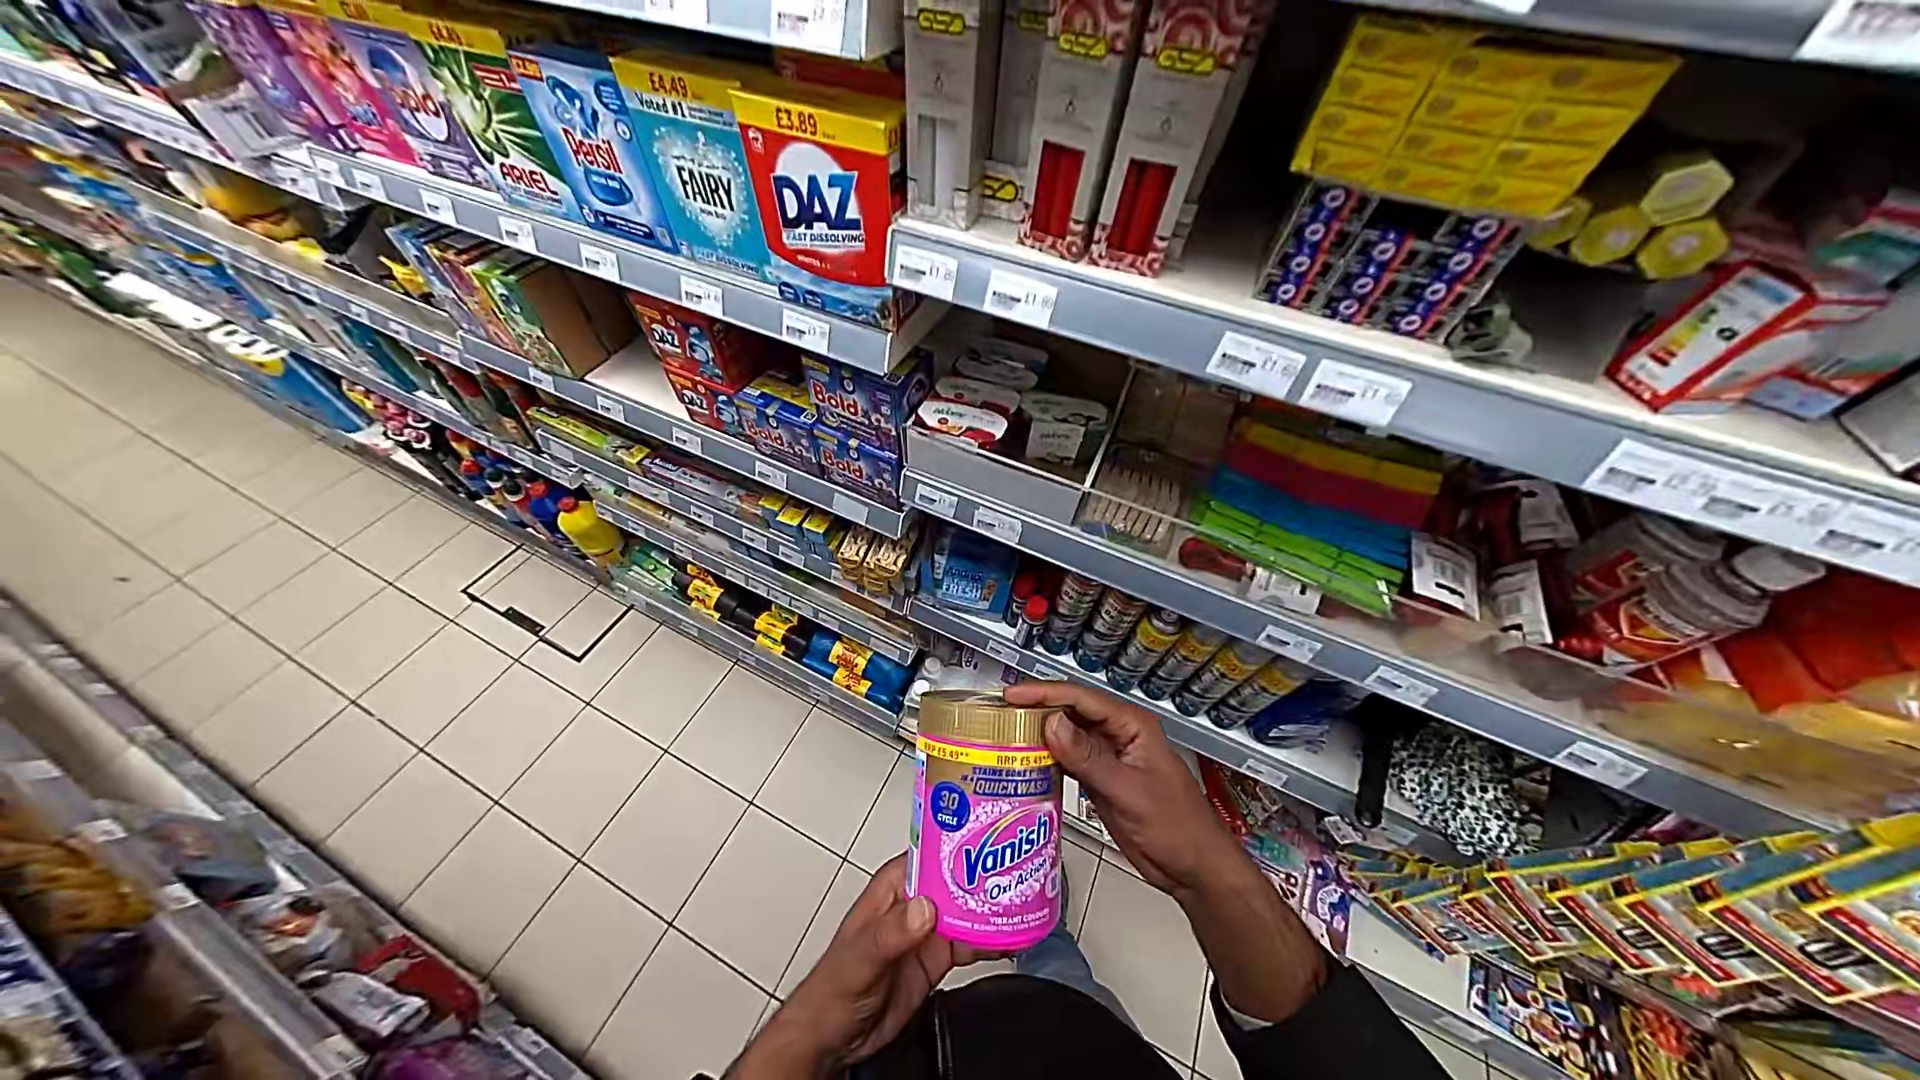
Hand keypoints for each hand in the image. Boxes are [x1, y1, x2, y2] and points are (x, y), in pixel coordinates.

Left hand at [732, 855, 996, 1077]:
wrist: (834, 1037)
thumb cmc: (832, 988)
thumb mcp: (861, 956)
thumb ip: (890, 932)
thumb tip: (924, 909)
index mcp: (894, 887)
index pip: (932, 852)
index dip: (960, 842)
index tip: (988, 835)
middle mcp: (914, 901)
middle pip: (958, 878)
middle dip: (986, 874)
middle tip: (1018, 870)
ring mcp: (927, 929)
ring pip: (969, 909)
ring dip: (993, 908)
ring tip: (1022, 902)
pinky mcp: (937, 956)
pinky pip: (971, 941)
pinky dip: (992, 940)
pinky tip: (1010, 939)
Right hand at [1003, 680, 1243, 898]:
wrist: (1193, 867)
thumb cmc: (1177, 827)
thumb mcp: (1128, 790)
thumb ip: (1088, 757)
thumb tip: (1052, 723)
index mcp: (1131, 725)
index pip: (1080, 698)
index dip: (1043, 693)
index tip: (1012, 695)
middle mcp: (1118, 735)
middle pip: (1070, 711)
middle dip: (1036, 710)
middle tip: (1000, 713)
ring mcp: (1108, 756)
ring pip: (1067, 735)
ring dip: (1039, 734)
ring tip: (1006, 734)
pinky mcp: (1101, 778)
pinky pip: (1069, 759)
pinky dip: (1048, 759)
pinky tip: (1027, 763)